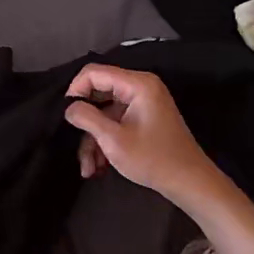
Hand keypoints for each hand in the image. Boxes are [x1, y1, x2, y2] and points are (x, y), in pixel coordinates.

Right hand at [64, 65, 228, 209]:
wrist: (188, 181)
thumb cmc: (152, 158)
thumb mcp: (114, 139)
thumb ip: (87, 118)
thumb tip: (69, 107)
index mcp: (138, 84)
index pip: (94, 72)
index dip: (75, 90)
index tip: (65, 115)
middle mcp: (141, 88)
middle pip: (99, 94)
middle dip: (85, 124)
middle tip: (74, 146)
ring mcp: (143, 104)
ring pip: (105, 115)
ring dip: (94, 141)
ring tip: (88, 169)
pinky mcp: (144, 120)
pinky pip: (117, 124)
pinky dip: (106, 143)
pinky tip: (99, 168)